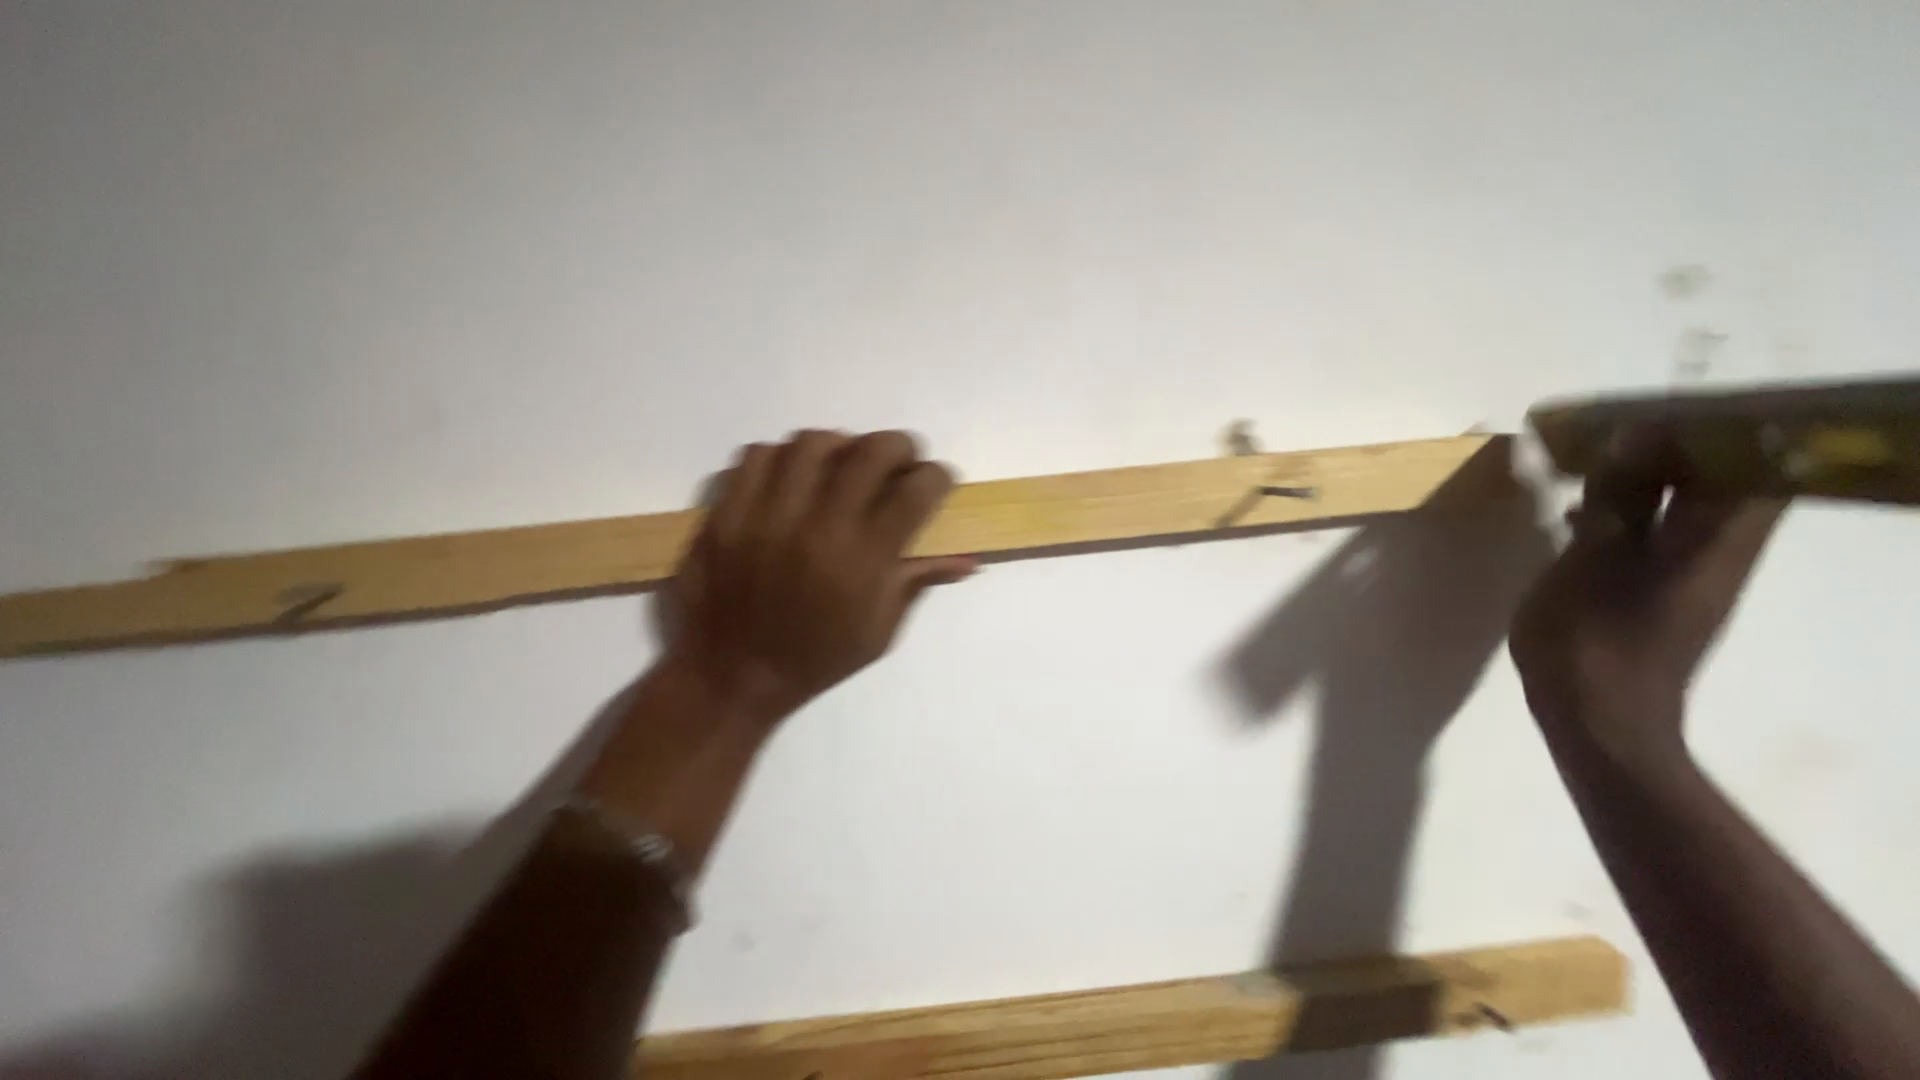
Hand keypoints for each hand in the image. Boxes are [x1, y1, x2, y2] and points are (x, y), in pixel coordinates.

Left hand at [662, 429, 975, 724]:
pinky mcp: (726, 513)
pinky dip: (781, 458)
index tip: (934, 483)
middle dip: (898, 447)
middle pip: (871, 452)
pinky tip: (790, 479)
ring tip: (840, 465)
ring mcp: (767, 515)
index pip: (917, 491)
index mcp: (864, 561)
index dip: (936, 478)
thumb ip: (918, 583)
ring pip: (812, 443)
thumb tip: (968, 560)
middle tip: (897, 461)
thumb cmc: (815, 659)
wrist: (731, 678)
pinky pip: (757, 455)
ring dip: (838, 446)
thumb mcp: (879, 632)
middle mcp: (819, 528)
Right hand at [1510, 426, 1784, 763]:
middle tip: (1618, 429)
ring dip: (1650, 482)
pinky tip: (1580, 517)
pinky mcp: (1666, 599)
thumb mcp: (1590, 559)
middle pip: (1724, 483)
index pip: (1750, 464)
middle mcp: (1719, 554)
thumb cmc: (1592, 640)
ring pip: (1690, 511)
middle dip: (1678, 450)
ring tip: (1592, 465)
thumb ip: (1618, 496)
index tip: (1668, 406)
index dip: (1721, 428)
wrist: (1601, 724)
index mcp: (1711, 540)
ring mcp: (1694, 579)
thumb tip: (1639, 433)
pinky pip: (1661, 537)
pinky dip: (1631, 516)